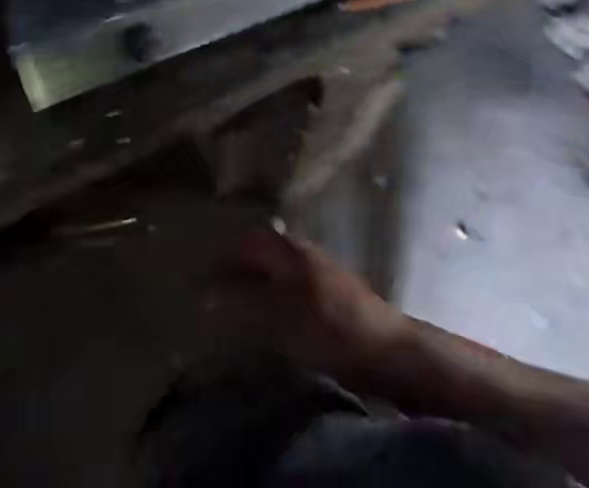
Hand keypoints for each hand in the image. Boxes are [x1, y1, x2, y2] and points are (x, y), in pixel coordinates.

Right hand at [211, 229, 408, 377]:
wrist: (386, 348)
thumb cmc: (329, 329)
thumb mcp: (279, 319)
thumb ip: (243, 303)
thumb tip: (206, 294)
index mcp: (292, 252)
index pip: (250, 240)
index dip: (225, 255)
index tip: (202, 273)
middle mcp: (307, 252)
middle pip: (266, 247)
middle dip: (240, 262)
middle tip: (216, 286)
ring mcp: (323, 268)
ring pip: (281, 262)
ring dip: (258, 274)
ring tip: (237, 299)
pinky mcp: (334, 289)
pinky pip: (293, 277)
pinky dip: (274, 286)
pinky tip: (270, 309)